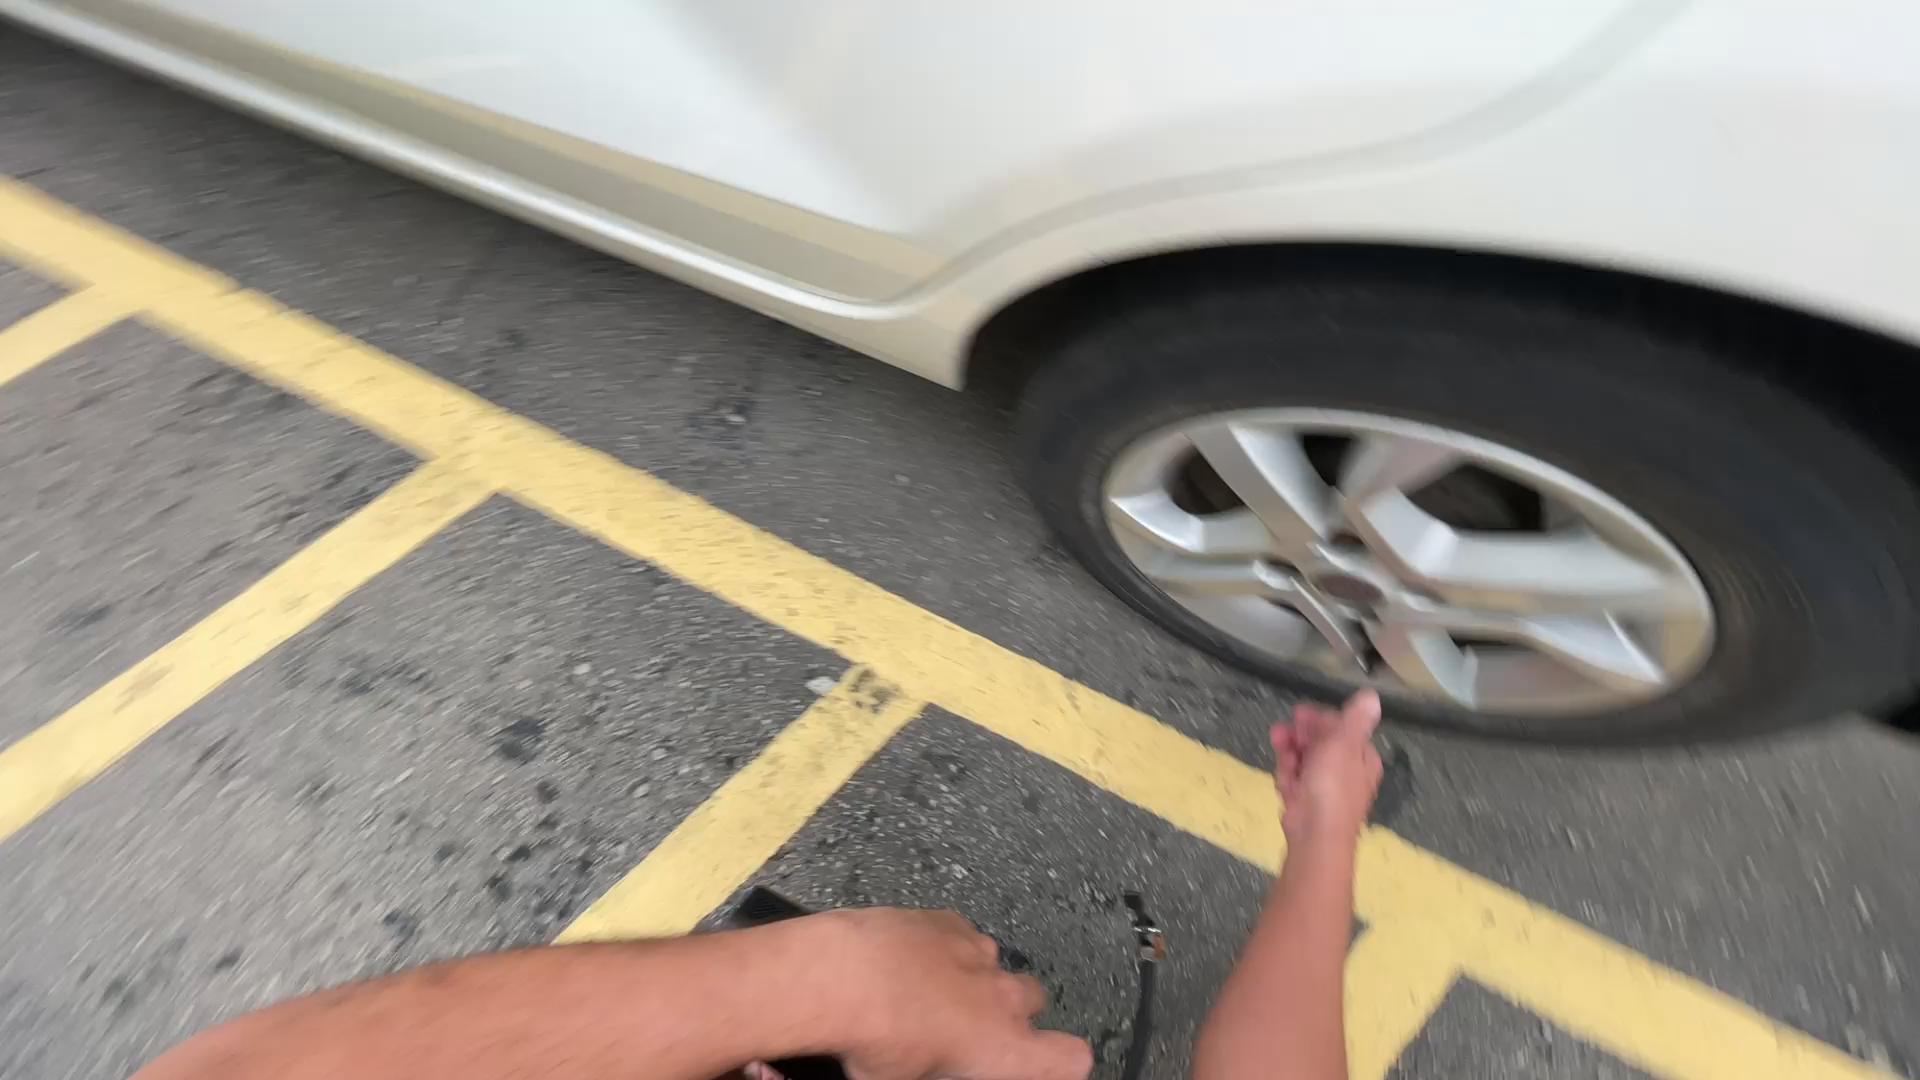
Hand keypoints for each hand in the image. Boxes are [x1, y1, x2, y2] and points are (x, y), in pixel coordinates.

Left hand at [805, 908, 1091, 1079]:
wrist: (846, 973)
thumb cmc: (878, 1039)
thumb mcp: (918, 1078)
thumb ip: (947, 1067)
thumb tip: (940, 1060)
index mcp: (1002, 1045)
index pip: (1067, 1058)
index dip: (1065, 1062)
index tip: (1058, 1063)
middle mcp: (1000, 993)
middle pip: (1034, 999)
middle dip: (1014, 1011)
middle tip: (976, 1027)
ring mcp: (976, 950)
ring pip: (995, 963)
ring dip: (978, 977)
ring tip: (939, 991)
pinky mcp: (948, 918)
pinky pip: (962, 935)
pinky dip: (948, 948)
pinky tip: (917, 960)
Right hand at [1271, 689, 1383, 846]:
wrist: (1315, 831)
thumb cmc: (1332, 785)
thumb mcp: (1344, 744)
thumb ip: (1355, 719)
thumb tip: (1372, 695)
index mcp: (1361, 757)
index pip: (1341, 729)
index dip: (1320, 721)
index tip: (1300, 716)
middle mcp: (1345, 770)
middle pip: (1319, 742)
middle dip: (1300, 735)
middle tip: (1284, 732)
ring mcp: (1324, 785)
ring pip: (1303, 758)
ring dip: (1289, 752)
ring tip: (1280, 751)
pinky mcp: (1305, 797)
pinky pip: (1294, 777)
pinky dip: (1286, 775)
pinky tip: (1284, 778)